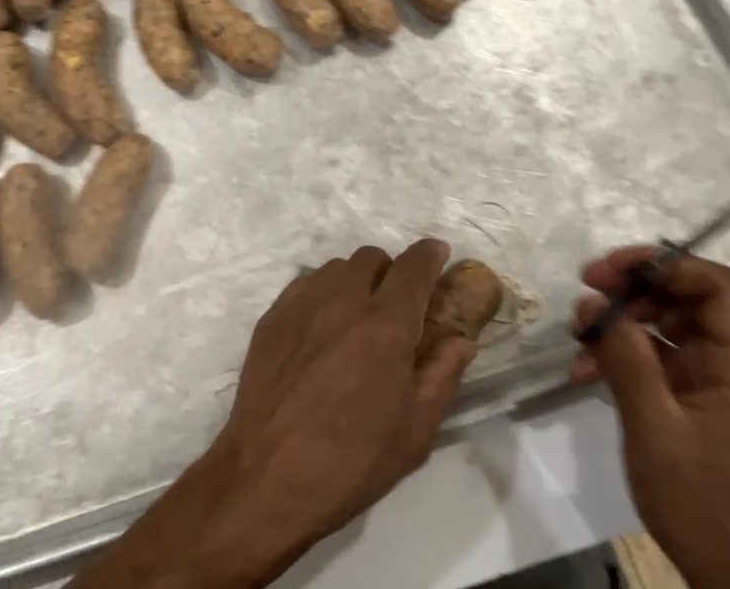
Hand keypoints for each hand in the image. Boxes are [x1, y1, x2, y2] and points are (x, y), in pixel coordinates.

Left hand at [216, 241, 477, 567]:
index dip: (430, 255)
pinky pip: (303, 285)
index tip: (438, 254)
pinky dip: (321, 294)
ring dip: (354, 282)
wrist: (268, 476)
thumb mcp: (415, 430)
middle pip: (371, 259)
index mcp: (386, 326)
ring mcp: (300, 306)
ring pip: (335, 269)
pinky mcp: (270, 318)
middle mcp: (342, 302)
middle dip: (391, 272)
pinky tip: (322, 330)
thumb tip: (461, 340)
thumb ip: (442, 374)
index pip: (414, 268)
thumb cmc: (353, 462)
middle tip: (396, 306)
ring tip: (357, 318)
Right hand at [571, 248, 729, 588]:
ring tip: (579, 333)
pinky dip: (631, 360)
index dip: (666, 265)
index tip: (611, 270)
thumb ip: (626, 358)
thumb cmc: (701, 502)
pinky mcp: (709, 410)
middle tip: (586, 290)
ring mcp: (728, 391)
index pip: (719, 287)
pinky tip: (588, 373)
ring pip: (676, 332)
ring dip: (627, 325)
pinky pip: (669, 365)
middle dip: (637, 291)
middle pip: (694, 303)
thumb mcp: (654, 426)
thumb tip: (597, 302)